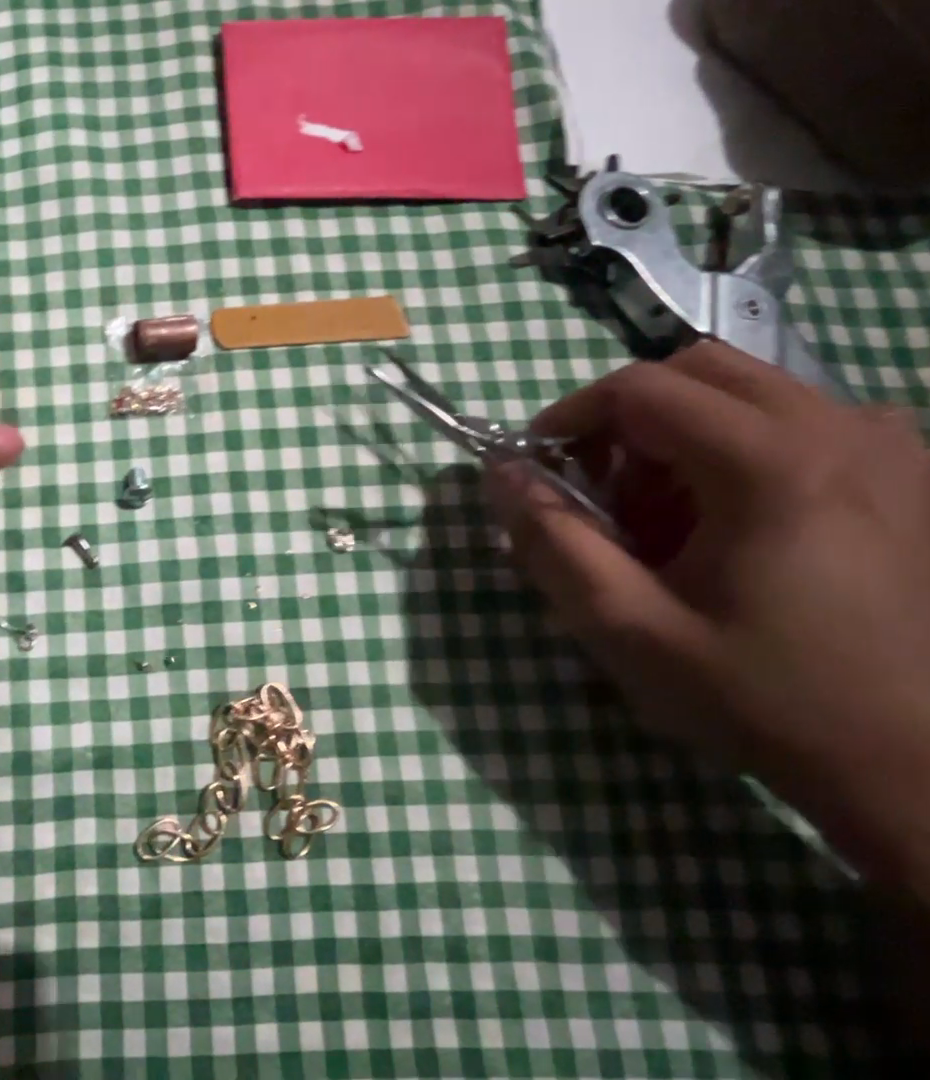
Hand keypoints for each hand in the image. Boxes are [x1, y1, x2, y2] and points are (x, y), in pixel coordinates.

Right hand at [487, 342, 929, 890]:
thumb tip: (500, 473)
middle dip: (629, 418)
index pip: (641, 388)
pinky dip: (745, 448)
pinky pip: (807, 422)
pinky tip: (738, 521)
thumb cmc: (759, 695)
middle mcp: (845, 433)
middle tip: (604, 490)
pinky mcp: (915, 477)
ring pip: (755, 392)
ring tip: (672, 516)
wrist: (912, 760)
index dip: (569, 419)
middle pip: (702, 370)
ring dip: (687, 433)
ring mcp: (894, 451)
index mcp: (773, 467)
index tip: (540, 471)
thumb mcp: (625, 627)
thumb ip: (552, 542)